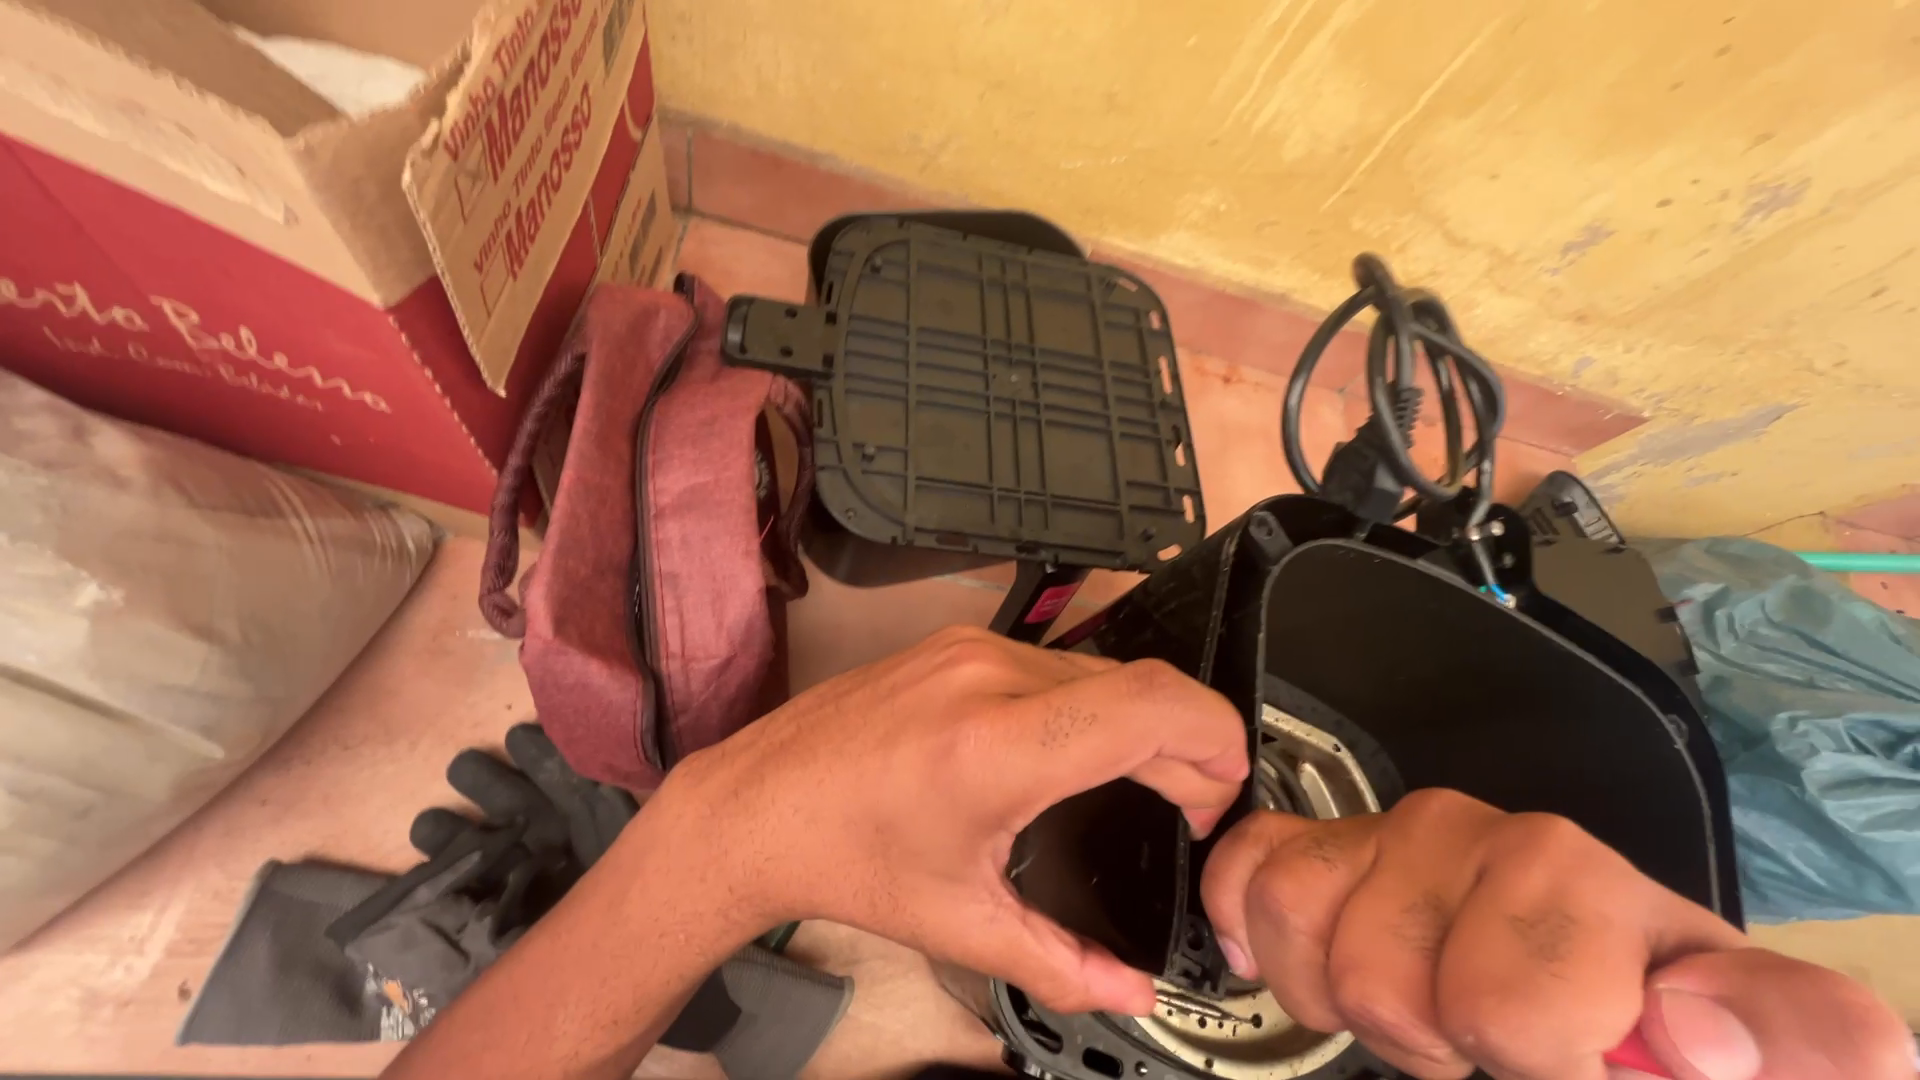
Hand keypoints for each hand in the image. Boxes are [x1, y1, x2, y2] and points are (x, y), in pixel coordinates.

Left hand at [649, 626, 1248, 1015]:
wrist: (758, 802)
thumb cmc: (848, 859)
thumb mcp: (959, 923)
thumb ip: (1064, 963)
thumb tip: (1135, 990)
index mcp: (999, 746)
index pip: (1153, 704)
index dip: (1214, 740)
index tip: (1217, 793)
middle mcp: (990, 676)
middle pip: (1140, 683)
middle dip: (1182, 743)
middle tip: (1180, 805)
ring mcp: (970, 648)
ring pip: (1100, 669)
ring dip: (1134, 720)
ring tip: (1131, 780)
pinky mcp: (955, 641)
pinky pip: (1053, 662)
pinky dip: (1087, 701)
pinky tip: (1069, 748)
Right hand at [1201, 789, 1914, 1079]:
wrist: (1584, 957)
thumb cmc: (1654, 1010)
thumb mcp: (1759, 1039)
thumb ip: (1792, 1036)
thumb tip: (1689, 1033)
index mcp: (1565, 867)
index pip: (1502, 1010)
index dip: (1535, 1070)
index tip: (1568, 1067)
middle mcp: (1457, 824)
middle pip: (1377, 975)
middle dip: (1422, 1045)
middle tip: (1474, 1048)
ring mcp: (1374, 824)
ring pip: (1292, 912)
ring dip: (1333, 999)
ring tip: (1399, 1015)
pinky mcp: (1312, 832)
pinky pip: (1244, 863)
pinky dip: (1243, 920)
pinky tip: (1281, 964)